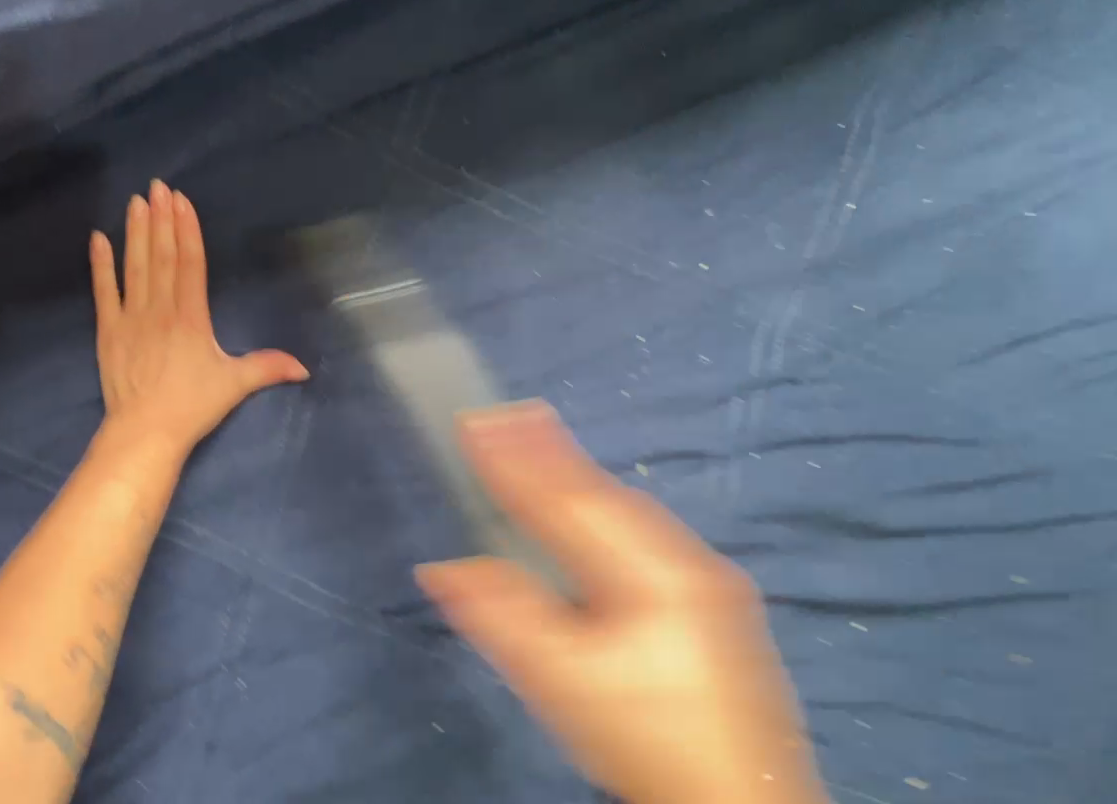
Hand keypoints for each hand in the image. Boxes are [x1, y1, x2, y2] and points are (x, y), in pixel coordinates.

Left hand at [89, 181, 308, 458]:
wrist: (146, 430)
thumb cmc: (192, 406)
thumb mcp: (234, 384)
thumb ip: (267, 367)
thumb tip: (303, 368)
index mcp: (191, 316)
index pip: (190, 262)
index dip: (187, 229)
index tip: (182, 200)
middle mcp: (161, 308)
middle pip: (162, 255)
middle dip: (161, 218)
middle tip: (157, 186)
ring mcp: (131, 316)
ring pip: (135, 265)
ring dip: (136, 232)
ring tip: (136, 201)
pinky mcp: (108, 329)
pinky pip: (103, 290)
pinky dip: (100, 264)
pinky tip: (99, 237)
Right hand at [416, 401, 826, 803]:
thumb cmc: (642, 737)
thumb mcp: (561, 683)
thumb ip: (501, 618)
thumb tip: (438, 568)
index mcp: (649, 579)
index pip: (566, 503)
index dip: (514, 460)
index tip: (474, 419)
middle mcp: (685, 562)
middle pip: (601, 495)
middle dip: (545, 451)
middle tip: (497, 412)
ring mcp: (706, 577)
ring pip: (625, 508)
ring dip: (572, 469)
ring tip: (530, 433)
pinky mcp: (711, 597)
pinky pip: (641, 526)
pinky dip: (599, 498)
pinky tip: (584, 493)